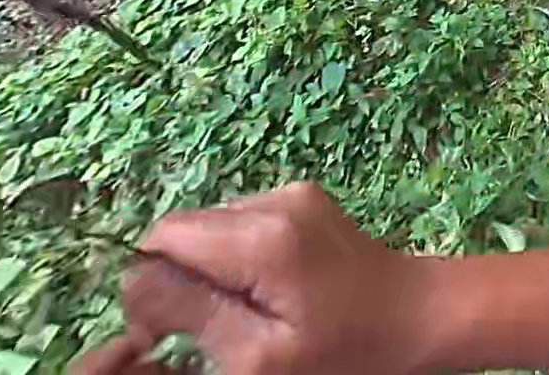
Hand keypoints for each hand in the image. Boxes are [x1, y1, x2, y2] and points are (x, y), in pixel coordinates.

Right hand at [72, 182, 436, 374]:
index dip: (151, 283)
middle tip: (206, 331)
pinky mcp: (306, 198)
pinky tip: (267, 288)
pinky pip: (246, 221)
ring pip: (216, 223)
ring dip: (210, 267)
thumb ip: (193, 313)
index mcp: (262, 235)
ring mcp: (294, 192)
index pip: (167, 234)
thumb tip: (134, 278)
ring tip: (244, 311)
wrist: (414, 314)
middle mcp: (276, 197)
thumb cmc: (341, 353)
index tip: (165, 333)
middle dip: (180, 276)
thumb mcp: (258, 357)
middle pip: (191, 226)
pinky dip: (238, 255)